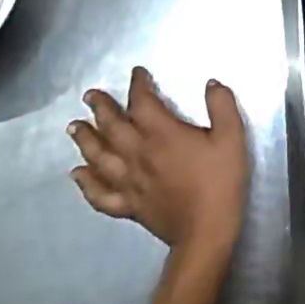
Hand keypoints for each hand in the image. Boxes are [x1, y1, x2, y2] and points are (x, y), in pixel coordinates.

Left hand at [69, 66, 248, 260]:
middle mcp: (139, 154)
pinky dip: (86, 183)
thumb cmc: (220, 181)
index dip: (138, 85)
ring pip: (100, 157)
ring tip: (73, 127)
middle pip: (112, 126)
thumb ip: (221, 105)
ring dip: (85, 140)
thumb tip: (211, 83)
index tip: (137, 73)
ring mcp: (130, 182)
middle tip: (89, 95)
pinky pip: (101, 194)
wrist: (207, 231)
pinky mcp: (129, 206)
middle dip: (101, 108)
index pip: (142, 103)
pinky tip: (77, 174)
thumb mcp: (231, 137)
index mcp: (162, 134)